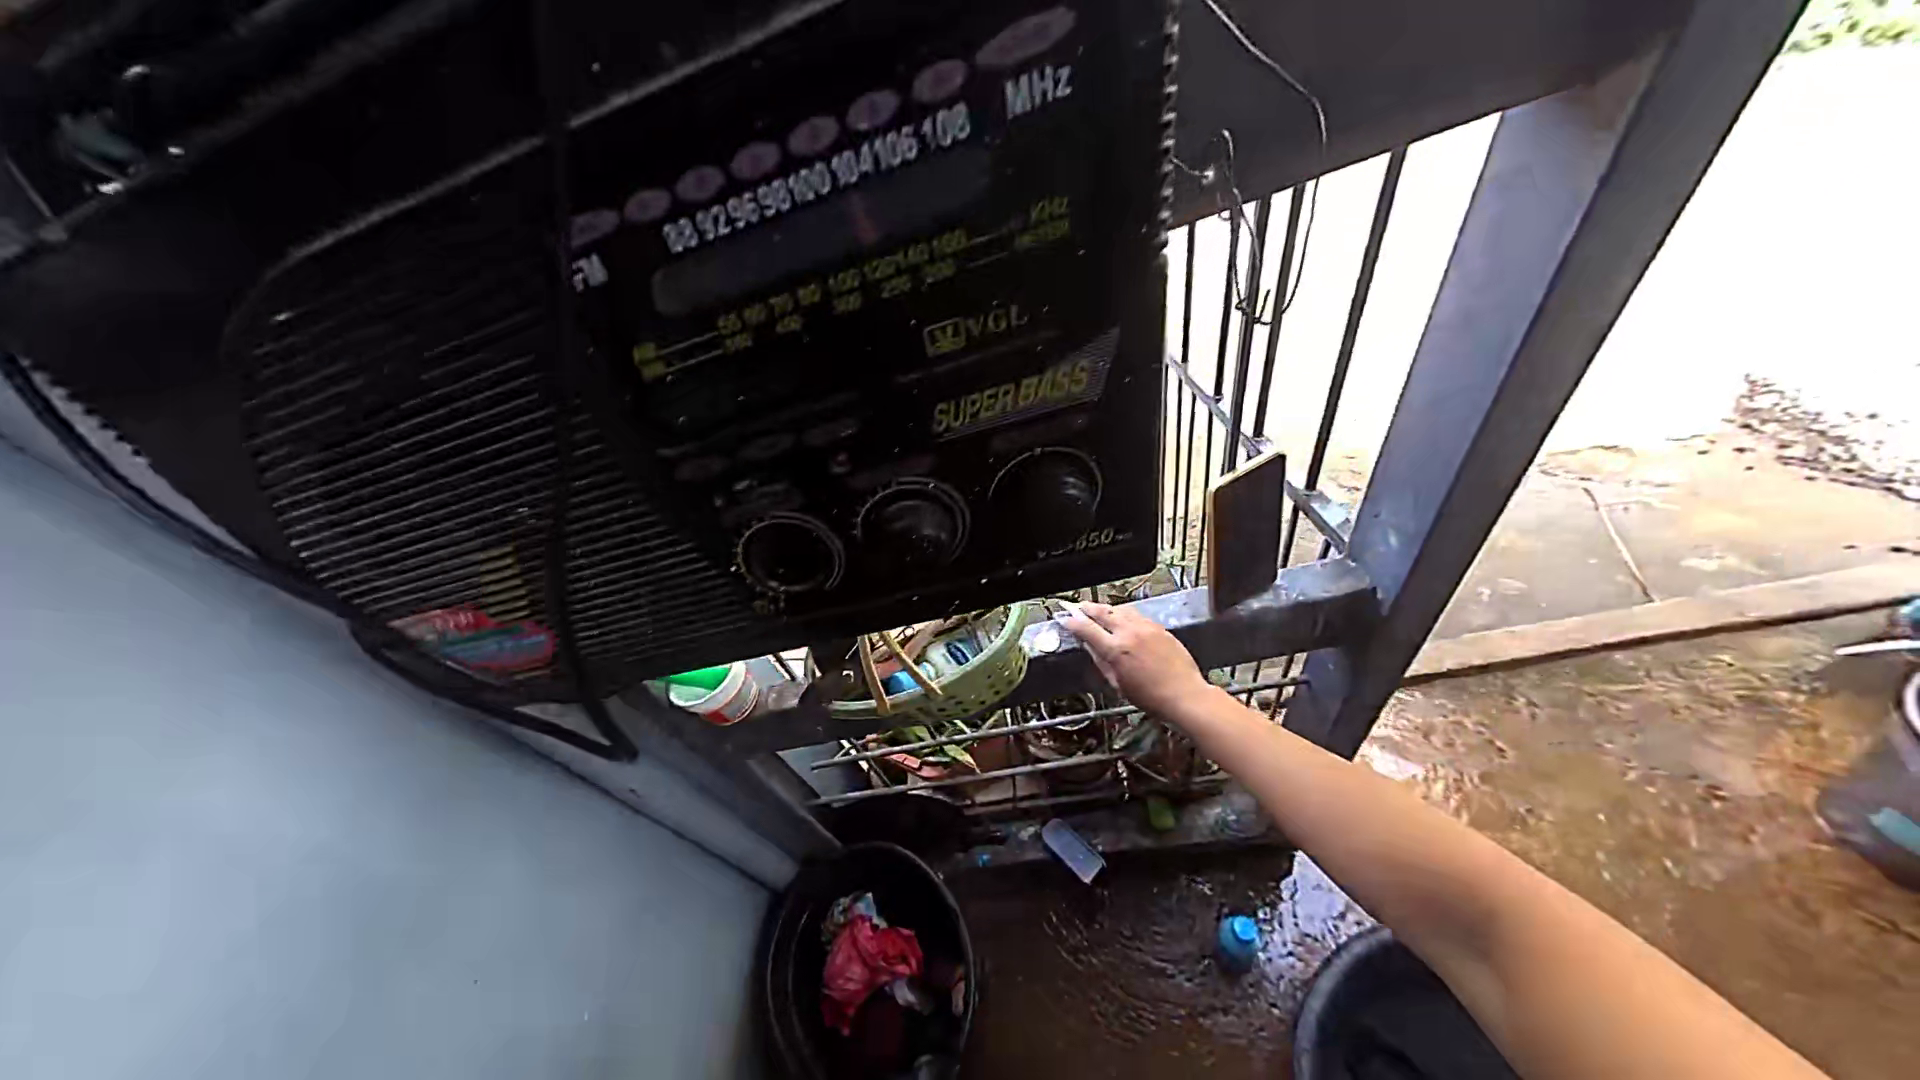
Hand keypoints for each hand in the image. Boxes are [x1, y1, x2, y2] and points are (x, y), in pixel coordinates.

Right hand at [1059, 602, 1213, 720]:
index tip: (1064, 618)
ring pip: (1120, 609)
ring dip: (1105, 608)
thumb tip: (1089, 645)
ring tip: (1096, 609)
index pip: (1086, 628)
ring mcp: (1146, 627)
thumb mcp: (1117, 683)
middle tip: (1077, 607)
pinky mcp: (1159, 627)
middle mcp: (1129, 633)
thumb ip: (1100, 661)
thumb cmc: (1151, 697)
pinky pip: (1136, 614)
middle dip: (1086, 608)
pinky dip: (1124, 613)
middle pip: (1102, 612)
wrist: (1184, 694)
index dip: (1072, 621)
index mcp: (1116, 650)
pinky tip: (1121, 616)